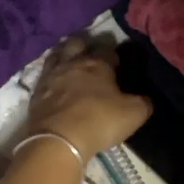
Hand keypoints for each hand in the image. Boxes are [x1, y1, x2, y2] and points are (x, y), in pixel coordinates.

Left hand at [27, 33, 150, 156]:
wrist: (59, 139)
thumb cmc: (99, 122)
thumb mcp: (133, 115)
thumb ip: (143, 103)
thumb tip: (146, 99)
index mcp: (98, 64)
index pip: (108, 50)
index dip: (114, 54)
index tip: (118, 63)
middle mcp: (73, 63)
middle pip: (77, 44)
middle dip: (85, 45)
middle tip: (91, 54)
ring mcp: (51, 76)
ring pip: (57, 55)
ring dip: (65, 55)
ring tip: (71, 62)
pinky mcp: (36, 92)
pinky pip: (44, 75)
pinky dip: (51, 75)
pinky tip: (55, 82)